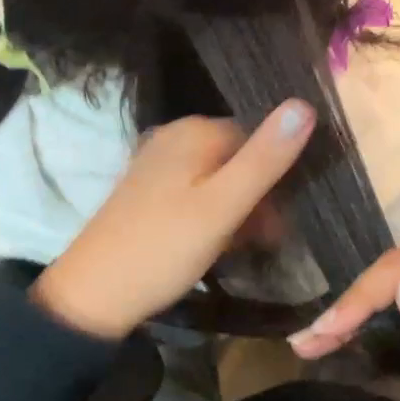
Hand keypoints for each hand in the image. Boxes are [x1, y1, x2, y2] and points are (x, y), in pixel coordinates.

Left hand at [31, 100, 313, 339]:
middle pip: (238, 157)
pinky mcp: (147, 192)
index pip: (258, 138)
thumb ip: (265, 159)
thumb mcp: (223, 207)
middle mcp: (173, 137)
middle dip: (259, 195)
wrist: (93, 295)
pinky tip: (215, 245)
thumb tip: (305, 105)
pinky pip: (195, 194)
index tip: (287, 218)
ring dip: (239, 209)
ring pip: (218, 178)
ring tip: (244, 247)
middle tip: (268, 239)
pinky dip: (213, 215)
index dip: (278, 177)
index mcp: (194, 131)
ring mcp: (157, 164)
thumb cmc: (164, 249)